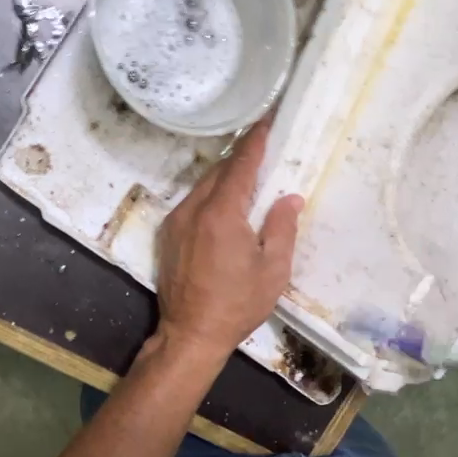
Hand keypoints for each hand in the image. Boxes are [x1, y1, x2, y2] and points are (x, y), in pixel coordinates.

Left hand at [153, 120, 303, 360]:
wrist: (190, 334)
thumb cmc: (237, 305)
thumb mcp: (272, 271)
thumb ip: (282, 229)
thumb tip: (289, 198)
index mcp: (222, 214)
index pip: (241, 165)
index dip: (256, 141)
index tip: (267, 121)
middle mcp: (194, 210)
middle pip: (220, 172)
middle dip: (242, 159)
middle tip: (264, 151)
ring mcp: (176, 222)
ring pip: (203, 187)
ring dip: (226, 179)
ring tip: (248, 179)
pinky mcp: (168, 236)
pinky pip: (192, 204)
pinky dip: (211, 197)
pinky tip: (225, 207)